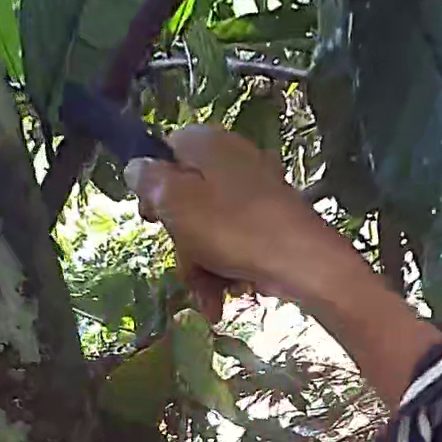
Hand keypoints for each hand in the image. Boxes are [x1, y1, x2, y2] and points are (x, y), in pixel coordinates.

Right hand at [125, 126, 366, 321]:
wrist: (304, 263)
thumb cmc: (233, 230)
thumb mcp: (177, 203)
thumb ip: (150, 181)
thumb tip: (137, 167)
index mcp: (205, 144)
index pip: (163, 154)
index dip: (153, 191)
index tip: (153, 221)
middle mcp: (231, 159)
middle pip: (186, 200)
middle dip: (182, 244)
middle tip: (188, 268)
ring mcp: (255, 190)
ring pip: (208, 228)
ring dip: (202, 267)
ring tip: (210, 297)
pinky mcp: (270, 220)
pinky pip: (234, 242)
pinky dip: (227, 269)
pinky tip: (229, 294)